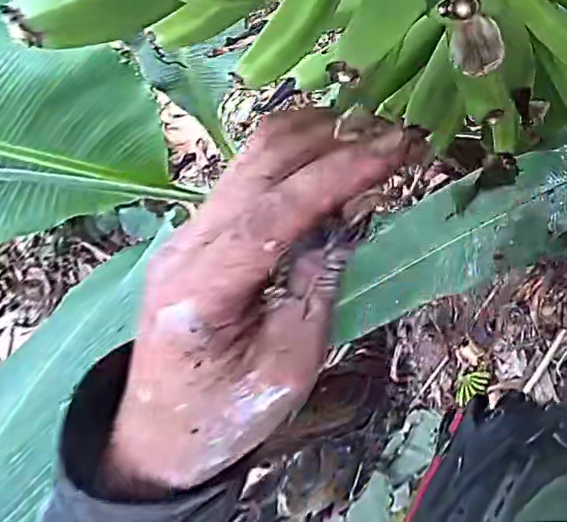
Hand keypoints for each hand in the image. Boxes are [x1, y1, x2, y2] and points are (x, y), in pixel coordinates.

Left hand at [99, 109, 425, 498]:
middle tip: (406, 136)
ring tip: (381, 133)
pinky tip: (343, 142)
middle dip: (343, 140)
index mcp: (201, 291)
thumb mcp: (294, 357)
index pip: (274, 211)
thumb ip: (322, 277)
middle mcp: (187, 245)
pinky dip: (305, 141)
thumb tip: (358, 208)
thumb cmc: (234, 407)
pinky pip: (256, 162)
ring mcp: (191, 228)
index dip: (341, 173)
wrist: (160, 436)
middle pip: (264, 164)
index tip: (399, 149)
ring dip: (324, 131)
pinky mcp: (207, 221)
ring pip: (258, 151)